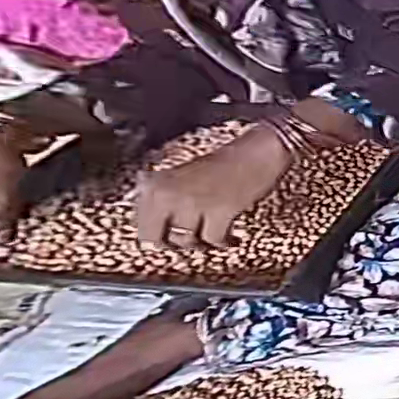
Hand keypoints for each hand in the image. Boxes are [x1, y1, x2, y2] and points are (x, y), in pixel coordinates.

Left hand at [136, 127, 291, 248]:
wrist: (258, 152)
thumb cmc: (226, 161)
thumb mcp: (182, 175)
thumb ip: (166, 194)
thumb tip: (159, 219)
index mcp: (154, 186)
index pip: (140, 224)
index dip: (156, 236)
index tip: (170, 239)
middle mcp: (168, 196)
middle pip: (157, 238)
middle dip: (174, 246)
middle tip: (190, 245)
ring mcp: (193, 204)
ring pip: (187, 241)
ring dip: (201, 245)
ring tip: (214, 242)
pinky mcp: (221, 210)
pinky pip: (214, 238)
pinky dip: (223, 242)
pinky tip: (231, 240)